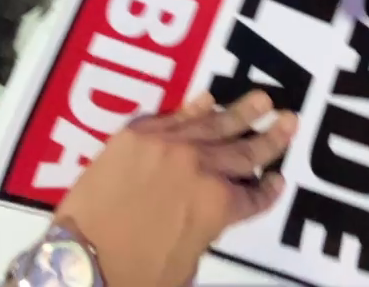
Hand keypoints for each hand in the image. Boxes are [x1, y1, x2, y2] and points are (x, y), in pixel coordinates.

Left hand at [54, 91, 297, 286]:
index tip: (278, 179)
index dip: (267, 189)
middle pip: (242, 150)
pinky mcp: (139, 135)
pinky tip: (209, 100)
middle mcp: (199, 168)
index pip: (252, 194)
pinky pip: (174, 115)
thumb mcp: (184, 263)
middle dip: (269, 138)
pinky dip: (194, 108)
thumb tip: (199, 212)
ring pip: (213, 123)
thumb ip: (202, 228)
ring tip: (263, 99)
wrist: (77, 264)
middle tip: (290, 120)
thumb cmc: (133, 279)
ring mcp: (168, 145)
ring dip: (240, 111)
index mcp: (216, 206)